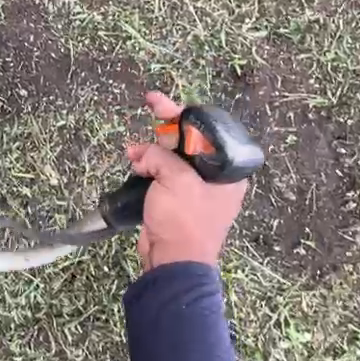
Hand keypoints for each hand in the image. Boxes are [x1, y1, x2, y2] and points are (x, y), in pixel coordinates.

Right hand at [126, 91, 247, 270]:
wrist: (174, 260)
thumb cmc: (184, 220)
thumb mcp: (176, 180)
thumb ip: (161, 156)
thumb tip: (144, 155)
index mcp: (228, 173)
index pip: (206, 134)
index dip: (182, 115)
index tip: (160, 101)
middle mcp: (214, 179)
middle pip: (188, 143)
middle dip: (164, 132)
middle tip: (148, 109)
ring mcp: (194, 190)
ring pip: (170, 158)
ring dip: (149, 152)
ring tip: (132, 155)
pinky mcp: (175, 200)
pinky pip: (161, 174)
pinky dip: (147, 167)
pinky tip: (134, 166)